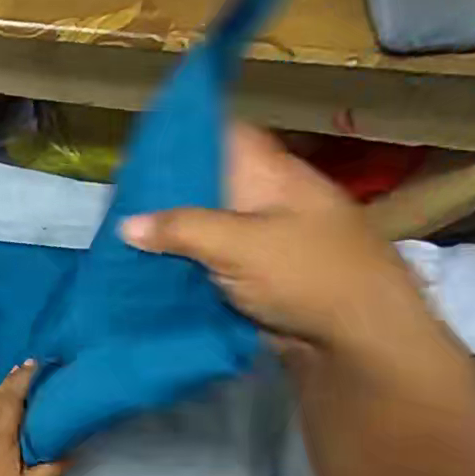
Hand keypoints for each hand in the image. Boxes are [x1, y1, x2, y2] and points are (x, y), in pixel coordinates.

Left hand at [0, 361, 67, 475]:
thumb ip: (54, 466)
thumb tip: (71, 446)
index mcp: (2, 434)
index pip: (12, 399)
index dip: (22, 379)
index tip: (36, 363)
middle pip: (0, 396)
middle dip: (14, 378)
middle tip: (31, 363)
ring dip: (6, 386)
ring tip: (20, 374)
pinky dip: (0, 398)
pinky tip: (7, 399)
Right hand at [118, 123, 454, 371]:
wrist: (356, 340)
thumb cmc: (307, 275)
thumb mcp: (238, 244)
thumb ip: (179, 229)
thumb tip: (125, 225)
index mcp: (272, 176)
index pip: (226, 136)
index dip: (186, 135)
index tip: (141, 145)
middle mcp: (266, 200)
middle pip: (208, 182)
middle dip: (165, 189)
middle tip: (118, 195)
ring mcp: (261, 239)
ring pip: (204, 223)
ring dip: (168, 229)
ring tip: (119, 231)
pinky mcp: (253, 274)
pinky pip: (206, 258)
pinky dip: (179, 260)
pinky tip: (145, 265)